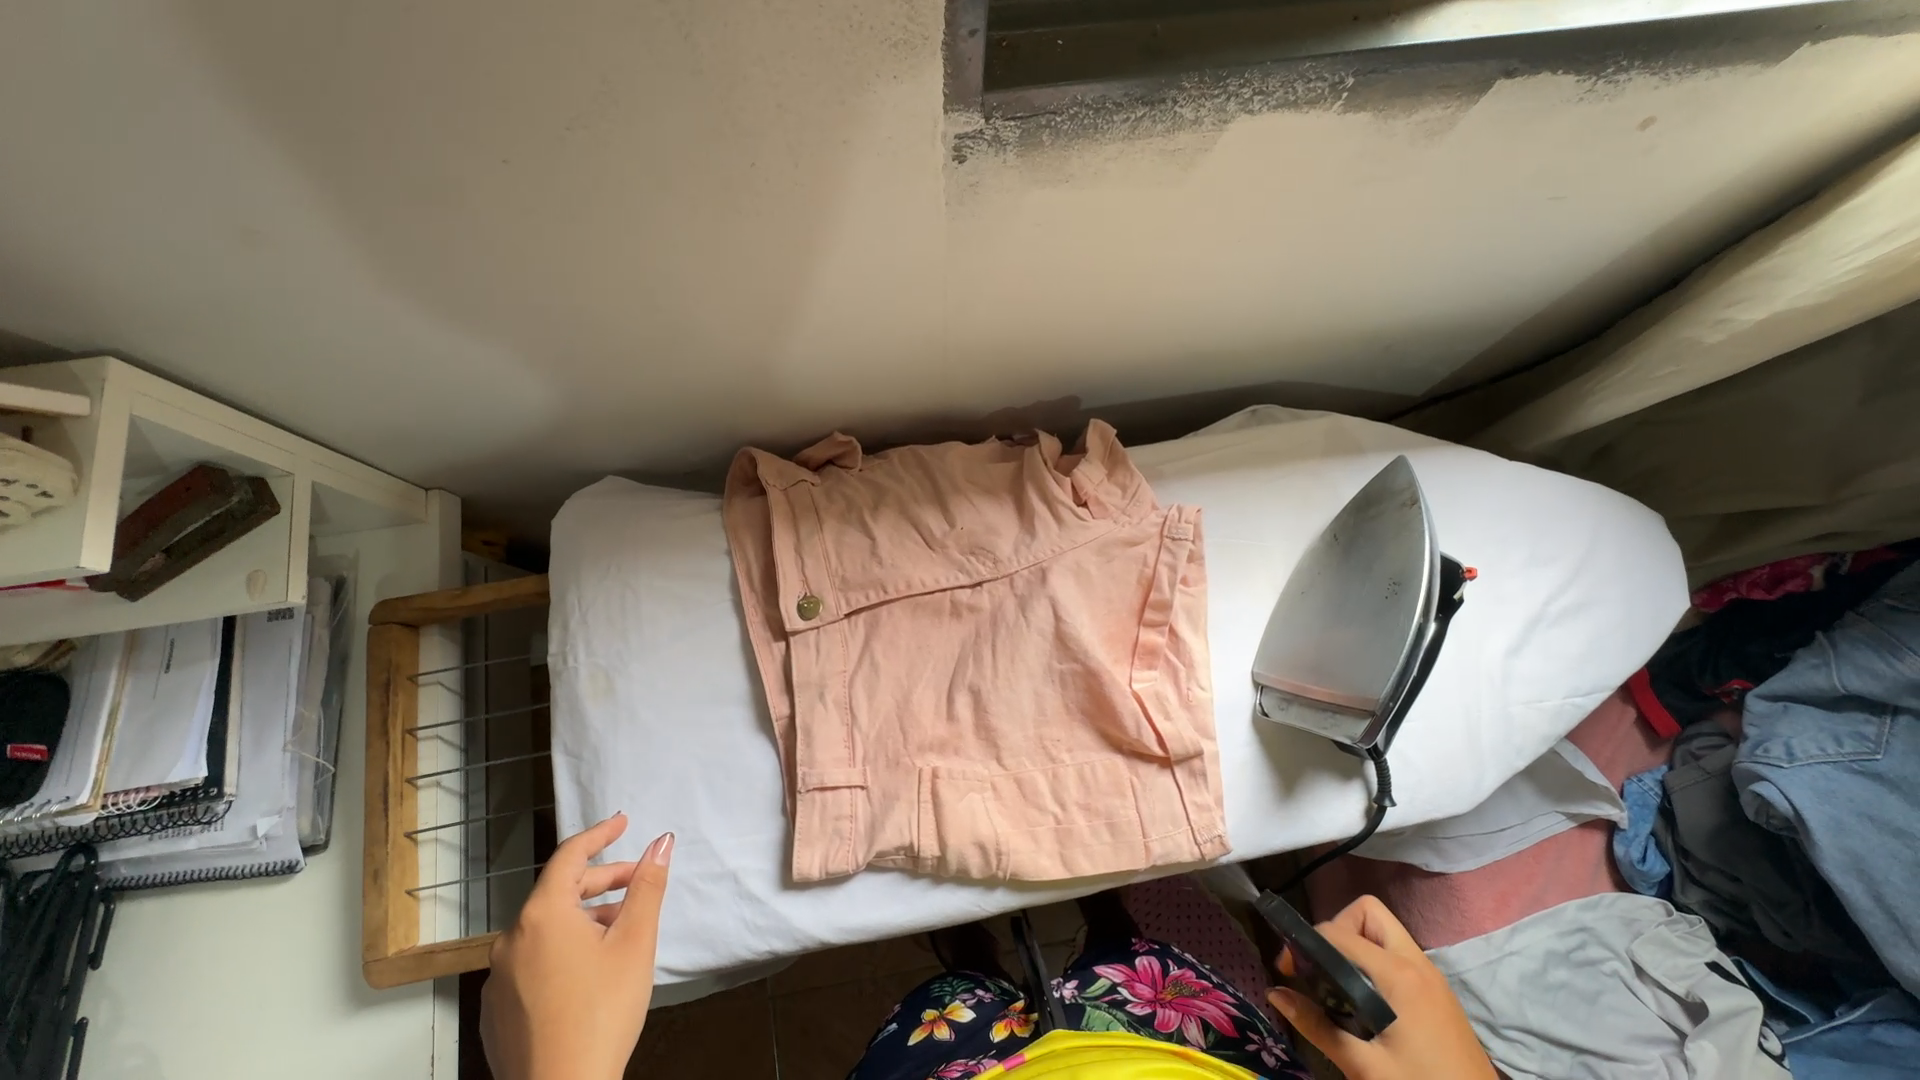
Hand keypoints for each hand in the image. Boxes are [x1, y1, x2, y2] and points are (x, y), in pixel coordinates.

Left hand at [481, 814, 673, 1079]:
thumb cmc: (603, 1012)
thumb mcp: (635, 942)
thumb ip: (648, 886)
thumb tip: (662, 842)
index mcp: (541, 915)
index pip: (570, 856)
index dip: (600, 834)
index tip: (623, 821)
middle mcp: (510, 939)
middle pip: (557, 892)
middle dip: (601, 881)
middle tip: (638, 881)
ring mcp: (498, 977)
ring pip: (546, 929)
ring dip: (584, 918)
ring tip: (621, 930)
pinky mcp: (496, 1010)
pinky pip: (532, 961)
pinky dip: (563, 950)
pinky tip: (590, 972)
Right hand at [1268, 895, 1497, 1079]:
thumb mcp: (1364, 1067)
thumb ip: (1317, 1026)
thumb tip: (1275, 993)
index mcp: (1398, 975)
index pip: (1339, 931)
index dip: (1306, 944)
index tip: (1289, 971)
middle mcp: (1416, 963)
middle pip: (1368, 912)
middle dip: (1337, 930)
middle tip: (1322, 968)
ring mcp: (1432, 975)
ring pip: (1385, 931)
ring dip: (1356, 945)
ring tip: (1339, 984)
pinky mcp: (1438, 991)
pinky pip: (1399, 954)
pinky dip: (1375, 961)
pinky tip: (1366, 1001)